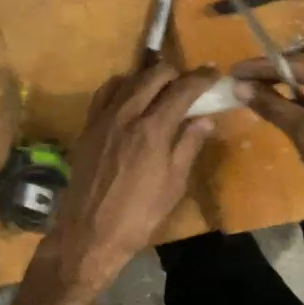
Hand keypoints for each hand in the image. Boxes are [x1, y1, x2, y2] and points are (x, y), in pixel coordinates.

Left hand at [38, 65, 220, 294]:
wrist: (90, 231)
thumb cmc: (139, 214)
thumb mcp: (174, 184)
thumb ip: (189, 145)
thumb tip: (205, 119)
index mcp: (152, 129)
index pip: (181, 90)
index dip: (201, 78)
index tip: (214, 73)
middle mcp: (127, 113)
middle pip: (154, 75)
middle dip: (176, 73)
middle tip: (191, 81)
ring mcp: (104, 116)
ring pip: (130, 79)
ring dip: (151, 76)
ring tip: (165, 86)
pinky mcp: (89, 124)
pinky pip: (107, 91)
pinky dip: (124, 85)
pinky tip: (132, 94)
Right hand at [232, 56, 303, 230]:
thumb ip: (273, 105)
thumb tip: (239, 86)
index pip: (296, 64)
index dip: (261, 67)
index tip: (233, 70)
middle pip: (303, 72)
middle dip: (270, 76)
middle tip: (238, 80)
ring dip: (281, 90)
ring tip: (250, 92)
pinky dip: (296, 105)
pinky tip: (276, 108)